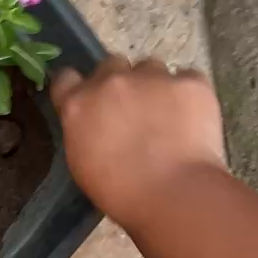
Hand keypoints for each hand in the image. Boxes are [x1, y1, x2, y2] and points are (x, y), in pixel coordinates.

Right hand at [50, 56, 226, 228]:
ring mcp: (153, 77)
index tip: (86, 98)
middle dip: (118, 82)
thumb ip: (83, 130)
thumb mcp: (82, 162)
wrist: (172, 193)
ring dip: (153, 85)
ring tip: (165, 115)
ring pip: (151, 67)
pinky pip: (186, 77)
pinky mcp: (190, 81)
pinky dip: (187, 93)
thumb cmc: (118, 191)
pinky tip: (190, 119)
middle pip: (111, 64)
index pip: (66, 78)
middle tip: (130, 110)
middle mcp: (111, 81)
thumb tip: (95, 123)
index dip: (77, 86)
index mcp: (79, 104)